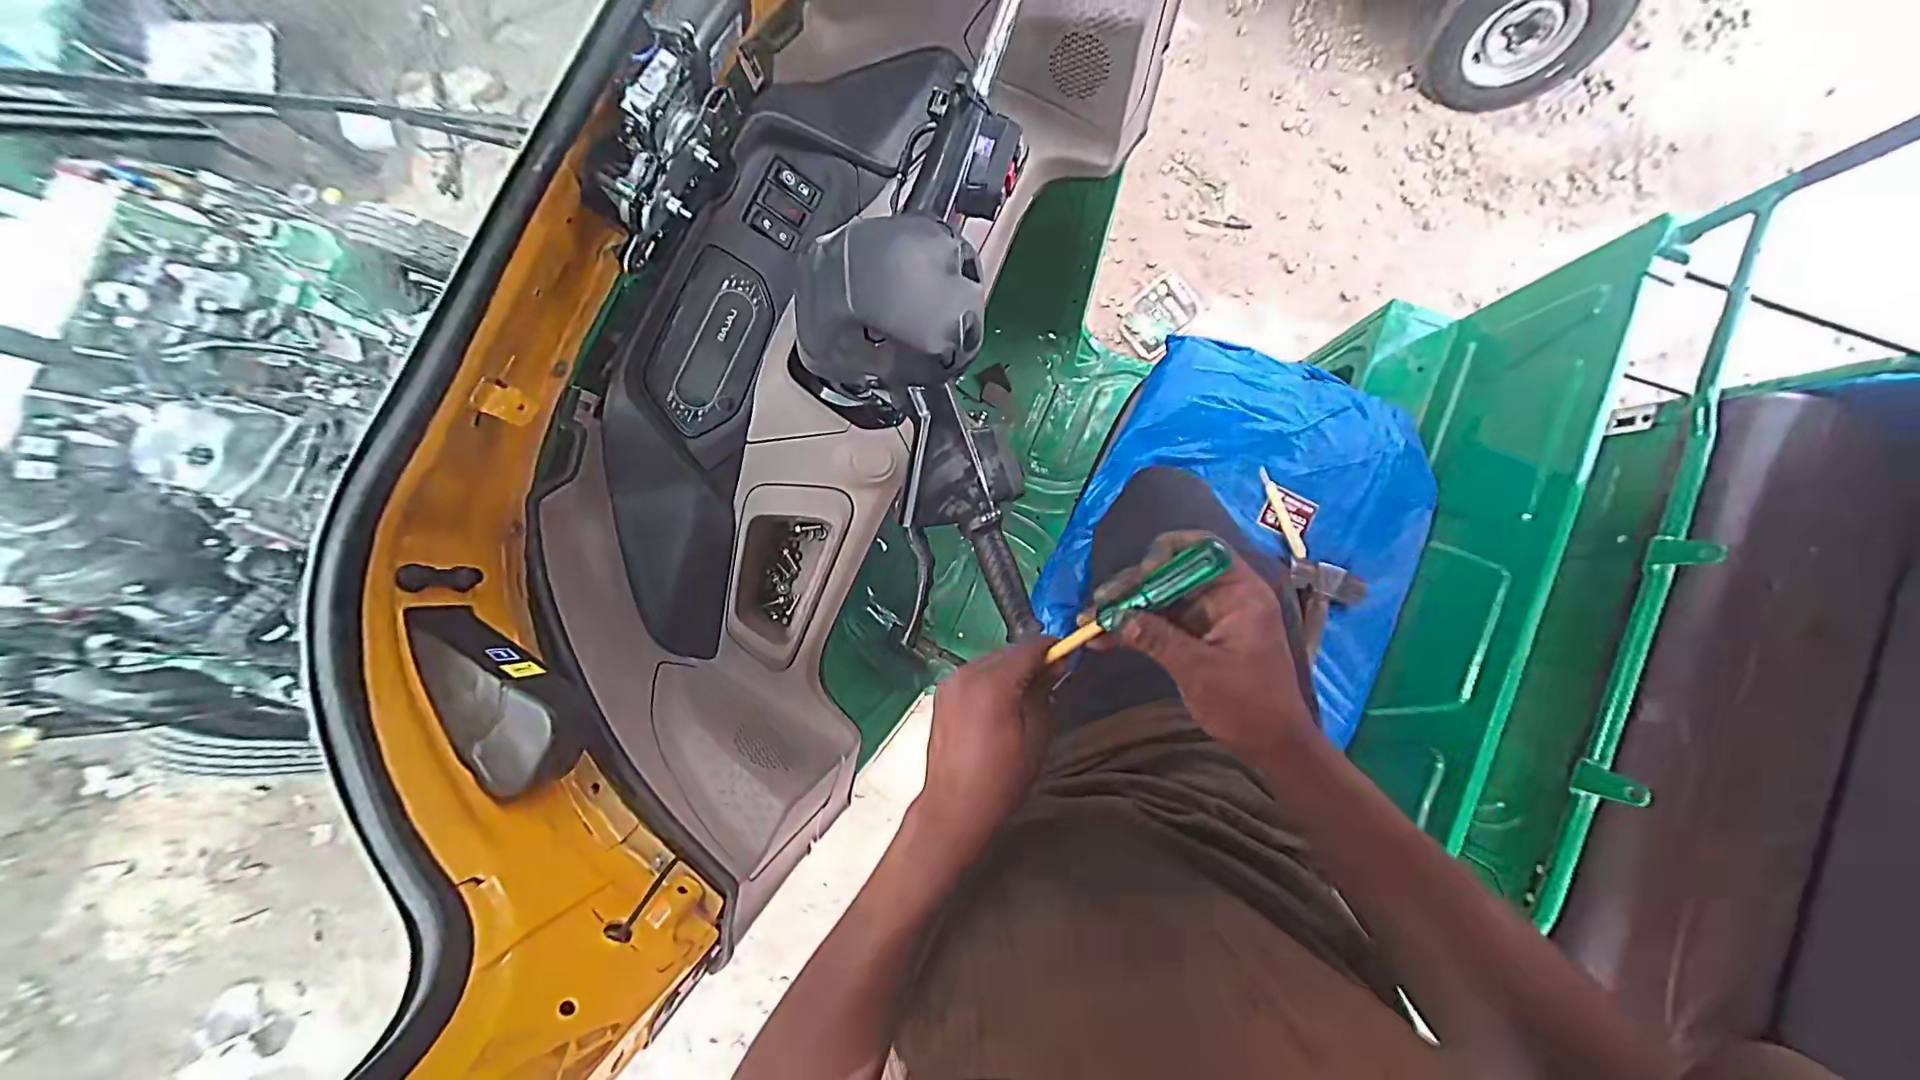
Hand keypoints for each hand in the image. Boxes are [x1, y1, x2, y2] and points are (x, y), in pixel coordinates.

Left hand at [918, 638, 1058, 842]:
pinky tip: (1000, 705)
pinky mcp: (942, 694)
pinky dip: (991, 681)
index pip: (1029, 648)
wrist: (954, 806)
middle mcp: (967, 674)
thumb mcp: (1037, 736)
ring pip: (990, 662)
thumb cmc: (1001, 779)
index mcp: (992, 683)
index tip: (1067, 656)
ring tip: (1025, 696)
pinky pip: (974, 676)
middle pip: (1008, 652)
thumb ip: (1044, 692)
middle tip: (1051, 679)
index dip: (1052, 649)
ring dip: (1010, 670)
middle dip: (1030, 661)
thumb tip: (1053, 666)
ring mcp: (951, 682)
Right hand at [1093, 530, 1317, 758]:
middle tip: (1100, 603)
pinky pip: (1160, 621)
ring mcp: (1208, 616)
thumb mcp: (1200, 670)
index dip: (1167, 554)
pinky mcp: (1196, 635)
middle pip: (1172, 572)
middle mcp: (1224, 596)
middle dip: (1134, 586)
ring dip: (1127, 607)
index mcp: (1240, 593)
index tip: (1139, 576)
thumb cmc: (1249, 705)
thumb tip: (1117, 618)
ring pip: (1161, 597)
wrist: (1272, 745)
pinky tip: (1104, 638)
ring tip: (1092, 620)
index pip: (1203, 549)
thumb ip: (1158, 639)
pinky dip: (1135, 627)